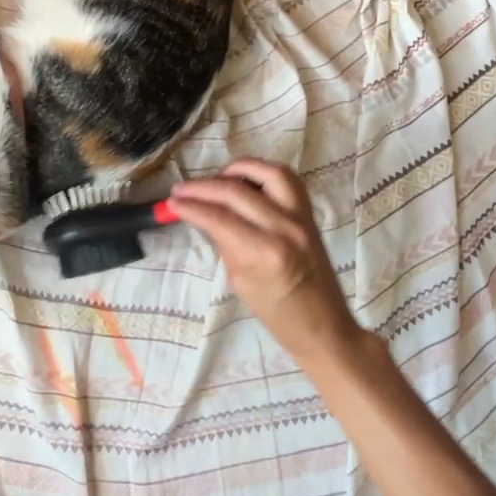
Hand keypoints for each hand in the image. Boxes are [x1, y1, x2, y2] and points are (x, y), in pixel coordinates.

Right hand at [170, 159, 364, 362]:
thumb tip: (203, 215)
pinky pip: (287, 179)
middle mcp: (284, 228)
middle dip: (203, 187)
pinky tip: (245, 178)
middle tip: (180, 190)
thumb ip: (224, 242)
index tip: (171, 203)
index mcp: (265, 253)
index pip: (218, 217)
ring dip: (236, 169)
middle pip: (235, 192)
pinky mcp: (309, 213)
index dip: (191, 206)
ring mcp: (301, 217)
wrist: (324, 326)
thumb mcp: (240, 281)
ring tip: (215, 178)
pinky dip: (263, 171)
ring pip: (267, 173)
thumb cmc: (277, 313)